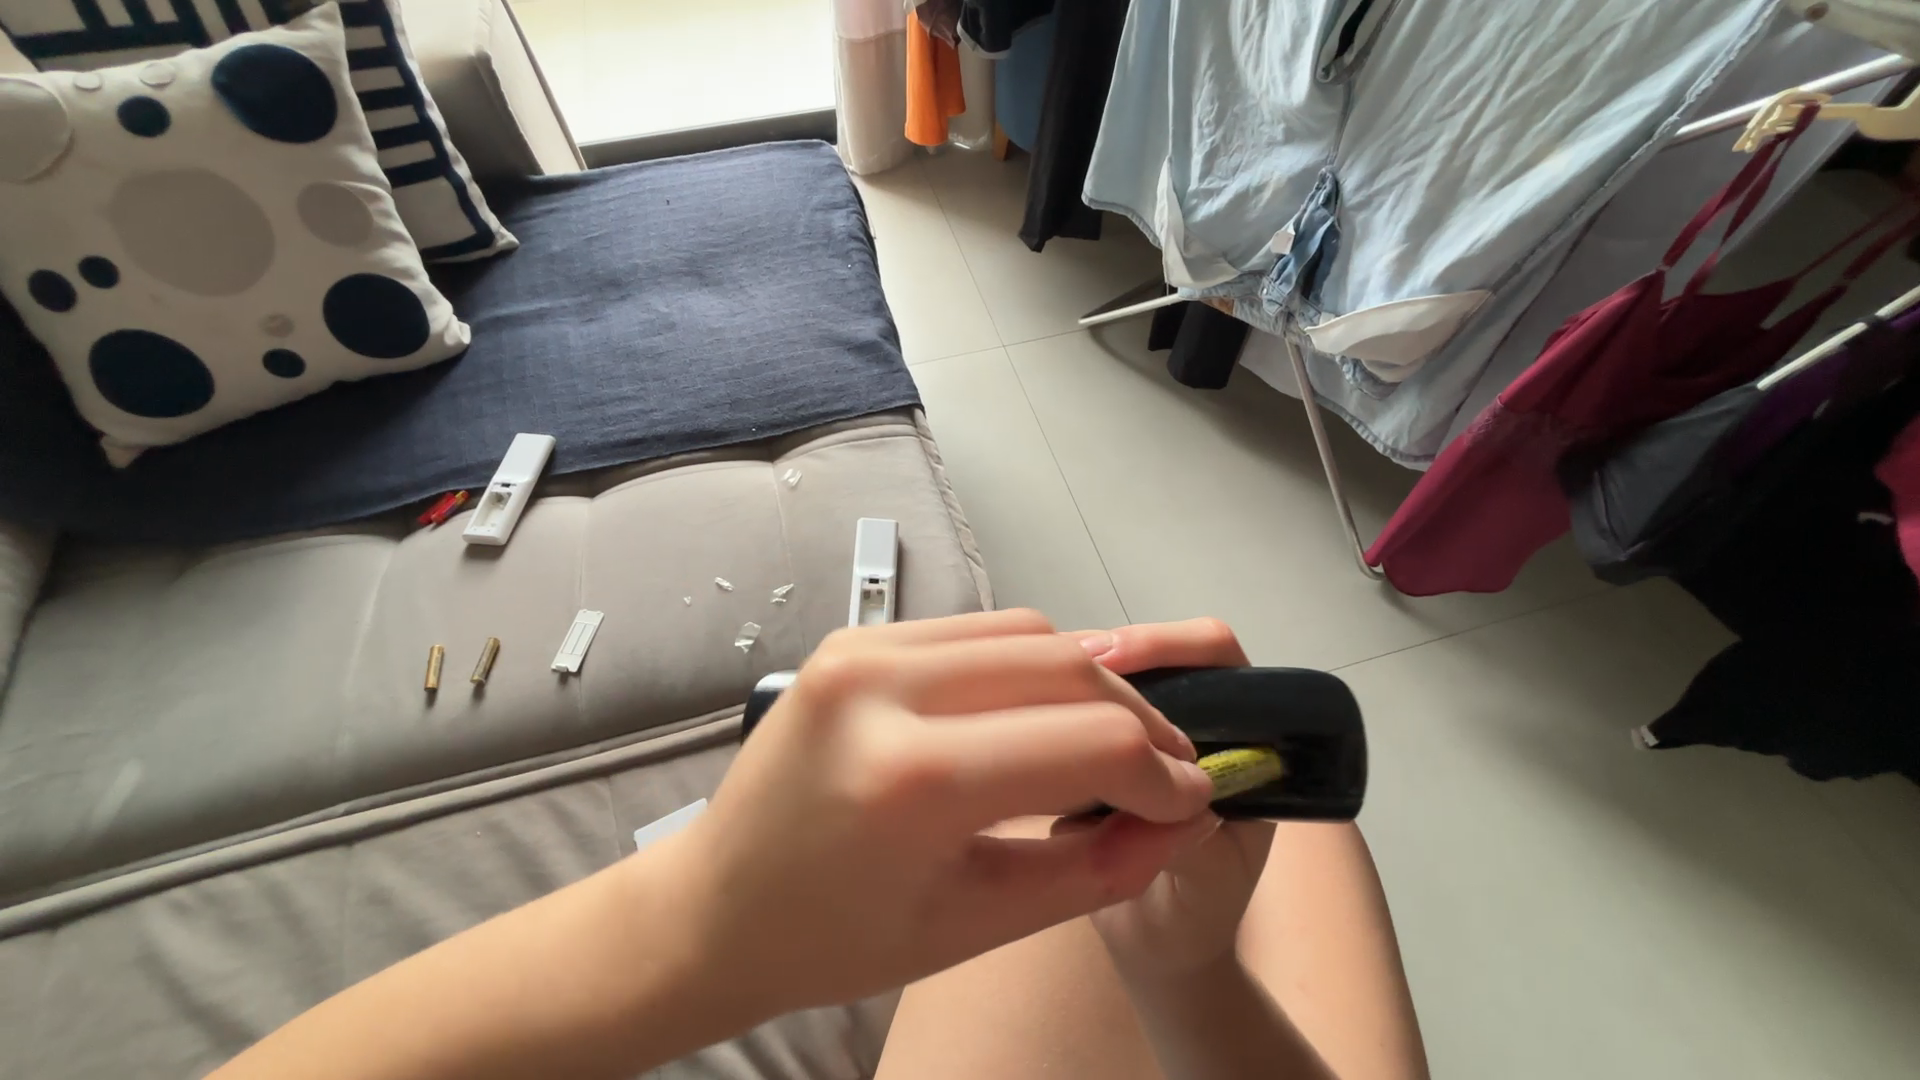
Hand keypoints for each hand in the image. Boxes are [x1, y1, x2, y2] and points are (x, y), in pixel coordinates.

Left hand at [661, 609, 1217, 1015]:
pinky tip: (1038, 711)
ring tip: (1107, 739)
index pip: (1086, 742)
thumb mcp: (978, 925)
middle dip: (1136, 719)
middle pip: (1064, 668)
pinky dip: (1027, 664)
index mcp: (910, 778)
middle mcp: (883, 686)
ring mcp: (862, 647)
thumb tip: (1181, 819)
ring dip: (1086, 682)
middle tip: (1162, 767)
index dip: (1159, 773)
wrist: (715, 906)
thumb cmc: (834, 938)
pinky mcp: (856, 637)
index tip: (1186, 799)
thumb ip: (1096, 868)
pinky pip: (976, 630)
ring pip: (1027, 633)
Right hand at [1071, 619, 1278, 979]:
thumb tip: (1155, 770)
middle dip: (1119, 651)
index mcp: (1241, 741)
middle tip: (1066, 665)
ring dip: (1081, 670)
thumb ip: (1194, 826)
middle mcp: (1196, 723)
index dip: (1173, 649)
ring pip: (1117, 673)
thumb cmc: (1198, 912)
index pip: (1220, 665)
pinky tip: (1022, 706)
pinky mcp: (1102, 744)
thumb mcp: (1209, 871)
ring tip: (1039, 682)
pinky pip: (1081, 703)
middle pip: (1165, 653)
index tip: (1116, 666)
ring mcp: (1146, 731)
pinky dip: (1055, 698)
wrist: (1155, 949)